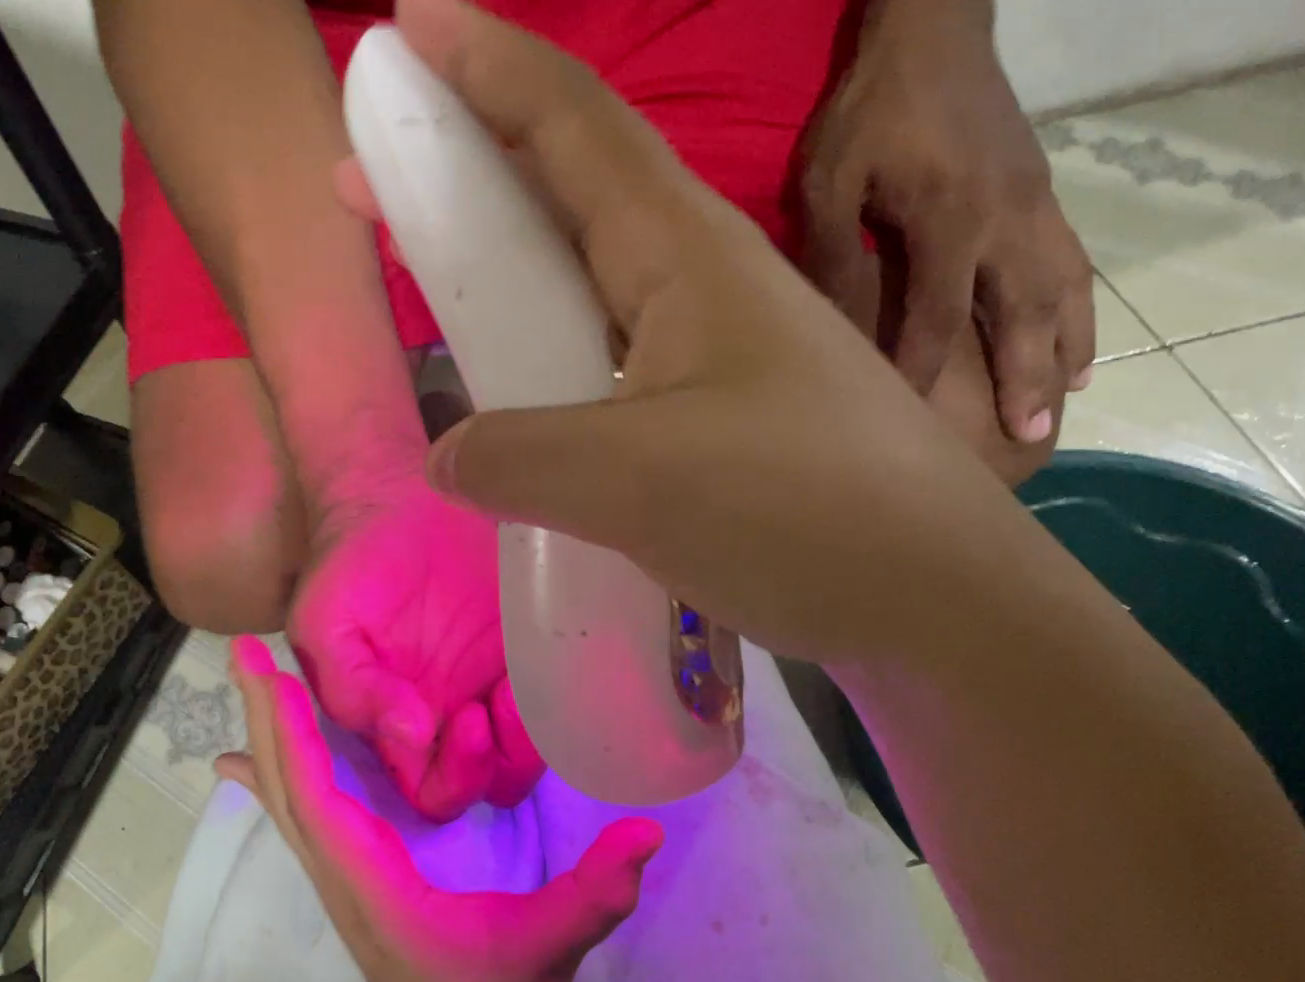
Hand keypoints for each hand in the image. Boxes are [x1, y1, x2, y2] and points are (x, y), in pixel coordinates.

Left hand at [217, 636, 661, 981]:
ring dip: (263, 734)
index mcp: (375, 884)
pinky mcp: (343, 873)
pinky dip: (271, 773)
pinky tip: (244, 754)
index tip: (276, 679)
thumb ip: (594, 894)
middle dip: (264, 715)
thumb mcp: (548, 949)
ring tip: (244, 680)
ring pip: (284, 798)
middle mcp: (339, 874)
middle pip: (286, 788)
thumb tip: (646, 830)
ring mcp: (334, 875)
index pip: (320, 803)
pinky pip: (296, 812)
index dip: (295, 738)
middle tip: (243, 653)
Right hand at [290, 475, 542, 820]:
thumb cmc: (353, 559)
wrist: (399, 493)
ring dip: (530, 735)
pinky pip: (558, 694)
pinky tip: (548, 662)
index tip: (459, 721)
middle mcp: (449, 712)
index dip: (450, 777)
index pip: (430, 789)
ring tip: (514, 683)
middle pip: (486, 780)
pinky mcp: (531, 645)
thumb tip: (406, 733)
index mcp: (398, 720)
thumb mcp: (323, 622)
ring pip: (529, 746)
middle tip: (488, 706)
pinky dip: (560, 696)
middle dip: (492, 762)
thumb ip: (348, 685)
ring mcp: (494, 680)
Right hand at [400, 0, 1044, 666]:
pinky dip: (535, 349)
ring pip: (579, 276)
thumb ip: (521, 458)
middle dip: (465, 161)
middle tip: (374, 172)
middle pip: (566, 190)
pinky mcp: (699, 414)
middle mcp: (691, 284)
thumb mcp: (641, 480)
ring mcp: (699, 351)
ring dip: (498, 259)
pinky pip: (593, 355)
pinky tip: (511, 385)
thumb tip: (445, 456)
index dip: (490, 68)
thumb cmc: (803, 510)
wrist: (931, 601)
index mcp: (682, 256)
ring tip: (429, 274)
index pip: (574, 127)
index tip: (414, 25)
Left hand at [799, 0, 1093, 442]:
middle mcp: (1006, 221)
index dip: (922, 372)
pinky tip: (1077, 339)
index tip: (918, 426)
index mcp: (949, 222)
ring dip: (1063, 350)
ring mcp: (1035, 205)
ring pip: (1063, 290)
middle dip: (1025, 379)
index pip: (936, 318)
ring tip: (1060, 406)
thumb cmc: (869, 115)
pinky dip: (1080, 306)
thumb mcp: (829, 184)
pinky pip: (1072, 261)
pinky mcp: (1042, 192)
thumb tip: (833, 326)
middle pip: (1024, 314)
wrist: (932, 38)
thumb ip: (834, 254)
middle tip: (1030, 439)